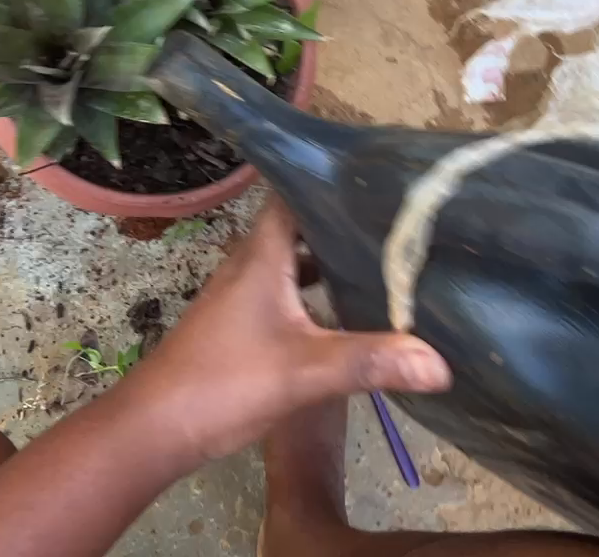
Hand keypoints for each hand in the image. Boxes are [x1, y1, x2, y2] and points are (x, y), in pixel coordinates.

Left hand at [120, 196, 451, 460]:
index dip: (327, 181)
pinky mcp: (243, 320)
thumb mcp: (304, 371)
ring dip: (328, 259)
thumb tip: (441, 362)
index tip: (374, 177)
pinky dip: (315, 291)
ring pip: (292, 260)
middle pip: (298, 227)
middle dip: (341, 221)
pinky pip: (286, 289)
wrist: (158, 422)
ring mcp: (244, 292)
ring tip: (383, 261)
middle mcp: (251, 263)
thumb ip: (369, 362)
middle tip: (396, 222)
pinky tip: (347, 312)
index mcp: (261, 256)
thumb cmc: (225, 381)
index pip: (291, 195)